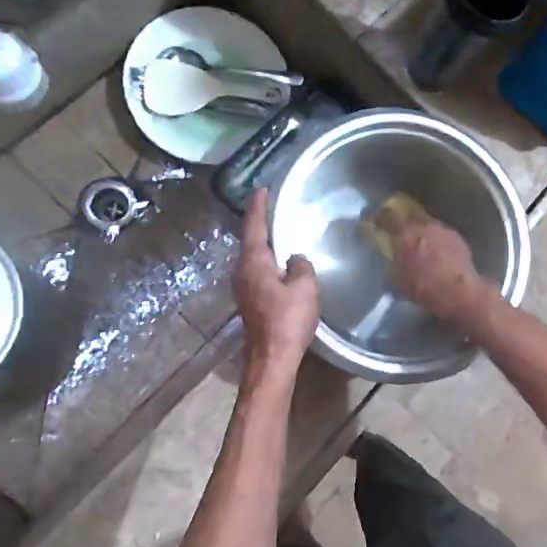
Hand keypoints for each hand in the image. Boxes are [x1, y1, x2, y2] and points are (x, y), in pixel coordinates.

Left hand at [235, 189, 319, 365]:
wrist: (272, 357)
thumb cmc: (288, 318)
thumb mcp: (304, 285)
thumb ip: (301, 265)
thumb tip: (295, 259)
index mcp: (253, 261)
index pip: (253, 226)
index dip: (257, 207)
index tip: (260, 190)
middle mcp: (242, 271)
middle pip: (249, 241)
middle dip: (258, 224)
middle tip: (271, 208)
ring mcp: (243, 288)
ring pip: (252, 258)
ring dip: (263, 244)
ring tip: (277, 233)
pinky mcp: (249, 302)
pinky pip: (257, 272)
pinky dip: (266, 262)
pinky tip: (278, 264)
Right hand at [376, 204, 491, 321]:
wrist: (460, 292)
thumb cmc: (424, 288)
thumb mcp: (398, 280)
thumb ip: (393, 264)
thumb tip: (391, 260)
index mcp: (404, 234)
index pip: (388, 216)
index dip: (381, 217)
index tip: (377, 220)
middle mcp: (423, 226)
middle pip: (410, 216)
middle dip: (404, 222)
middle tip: (400, 231)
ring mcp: (442, 229)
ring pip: (427, 224)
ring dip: (422, 231)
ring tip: (420, 242)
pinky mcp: (457, 237)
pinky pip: (441, 233)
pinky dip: (437, 240)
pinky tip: (438, 251)